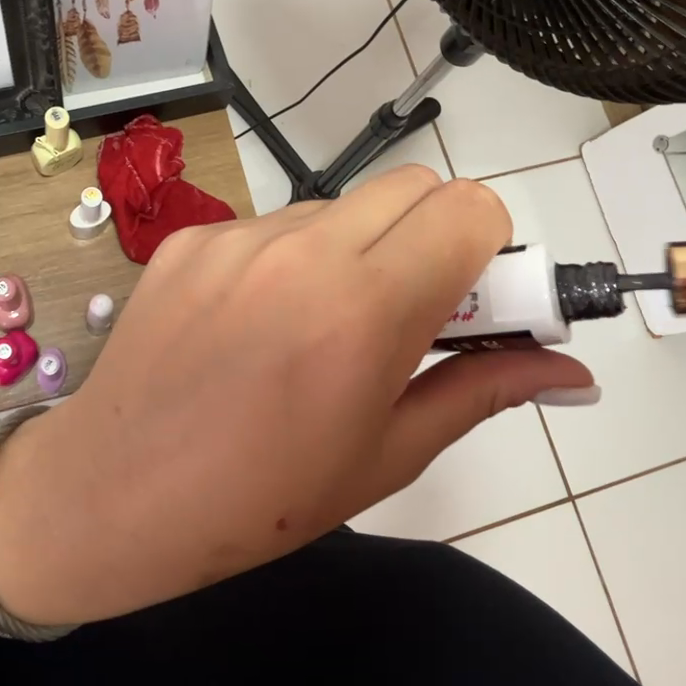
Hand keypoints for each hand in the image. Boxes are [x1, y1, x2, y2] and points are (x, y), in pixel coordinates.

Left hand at [0, 166, 593, 625]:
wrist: (114, 495)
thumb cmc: (258, 500)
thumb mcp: (384, 457)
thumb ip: (481, 392)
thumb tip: (571, 373)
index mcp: (364, 310)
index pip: (470, 209)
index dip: (488, 249)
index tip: (472, 302)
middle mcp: (301, 251)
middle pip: (413, 185)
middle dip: (432, 234)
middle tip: (409, 308)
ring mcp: (235, 238)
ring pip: (337, 205)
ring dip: (356, 248)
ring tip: (316, 328)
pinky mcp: (187, 240)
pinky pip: (268, 225)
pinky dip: (286, 259)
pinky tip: (254, 325)